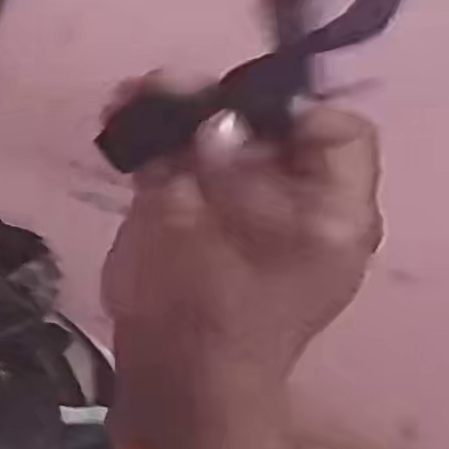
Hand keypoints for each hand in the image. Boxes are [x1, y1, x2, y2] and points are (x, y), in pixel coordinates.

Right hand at [102, 87, 382, 448]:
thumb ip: (218, 181)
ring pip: (203, 141)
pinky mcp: (177, 210)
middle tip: (156, 82)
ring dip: (167, 114)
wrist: (172, 366)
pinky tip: (118, 120)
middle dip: (207, 103)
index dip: (281, 109)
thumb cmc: (211, 315)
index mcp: (326, 208)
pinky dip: (146, 140)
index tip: (224, 103)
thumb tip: (214, 121)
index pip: (329, 133)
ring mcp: (226, 202)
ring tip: (126, 95)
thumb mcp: (229, 249)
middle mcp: (282, 196)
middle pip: (255, 129)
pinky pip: (168, 162)